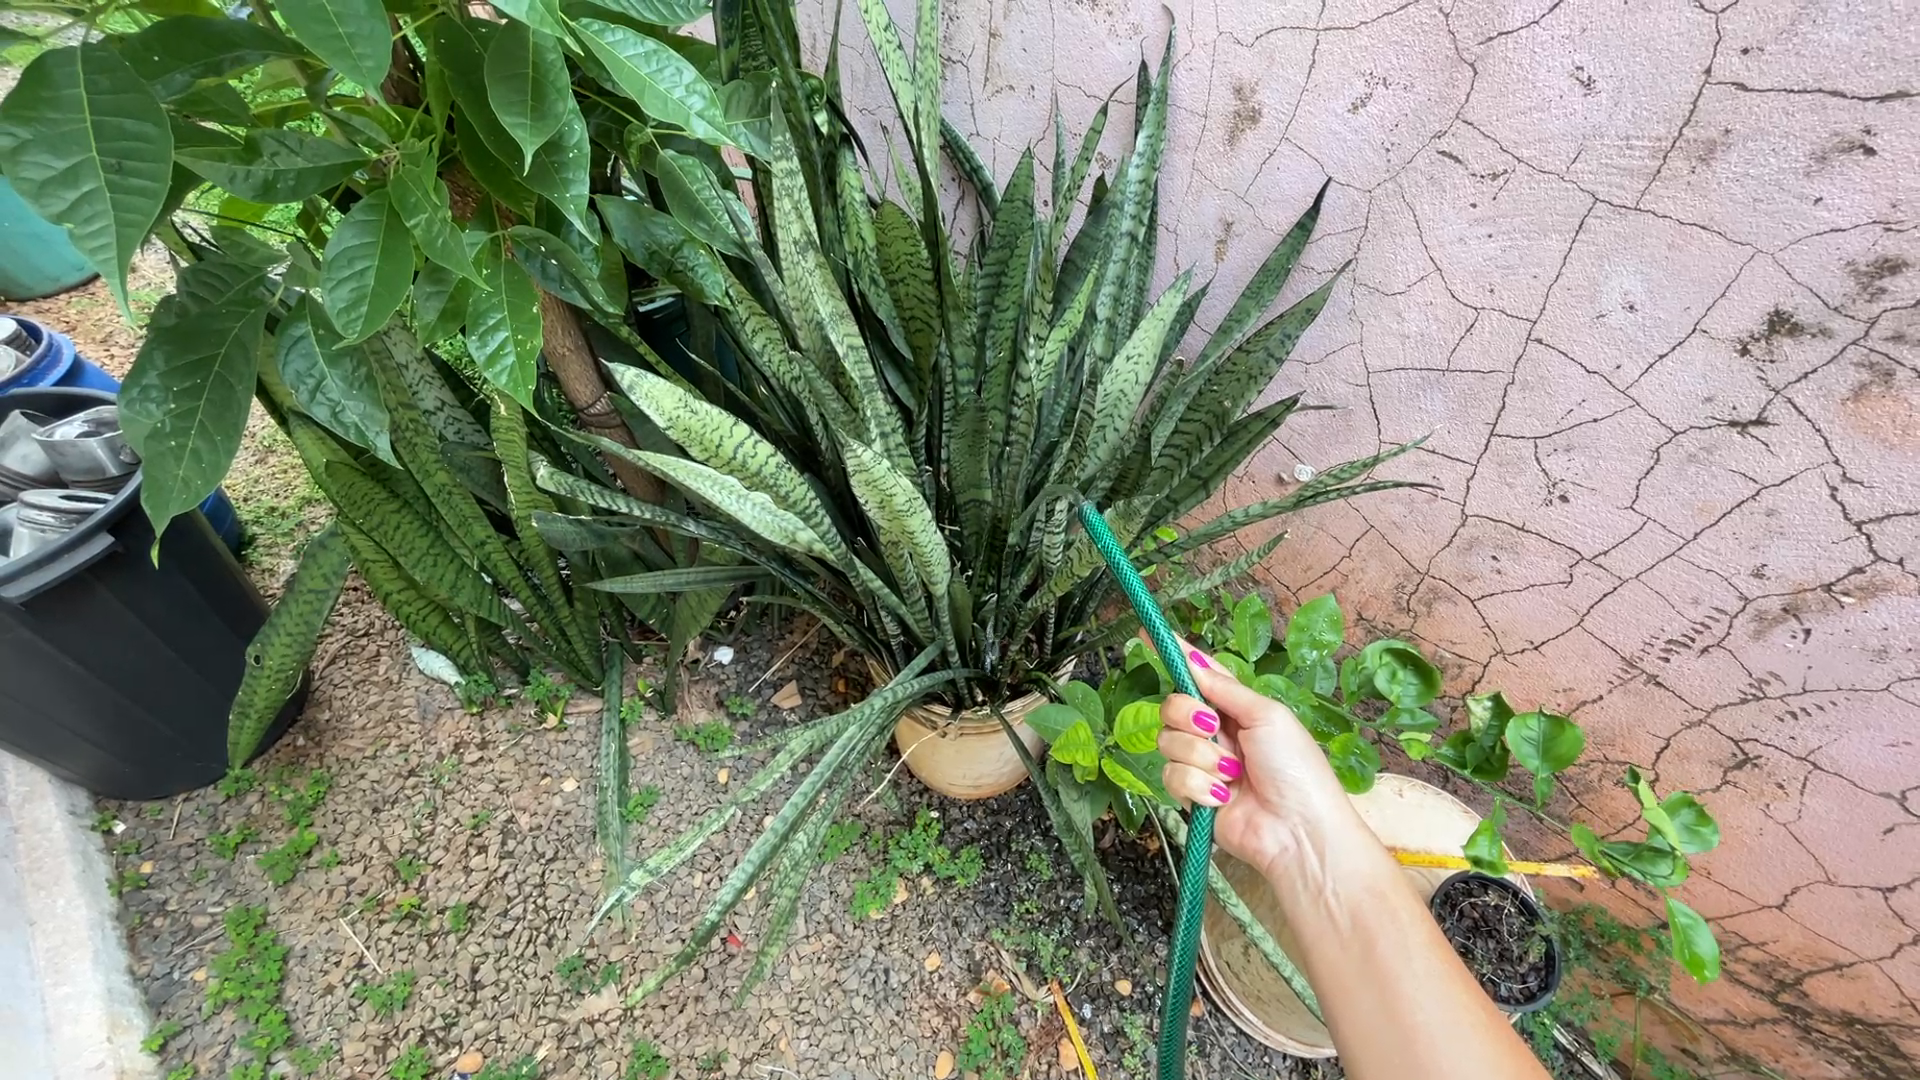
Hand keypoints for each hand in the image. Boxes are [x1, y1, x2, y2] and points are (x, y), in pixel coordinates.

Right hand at [1157, 642, 1361, 877]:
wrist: (1299, 832)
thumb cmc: (1296, 769)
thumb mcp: (1267, 716)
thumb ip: (1224, 688)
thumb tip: (1193, 659)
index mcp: (1235, 709)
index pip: (1199, 675)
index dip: (1175, 655)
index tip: (1147, 634)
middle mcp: (1214, 733)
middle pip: (1172, 706)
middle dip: (1188, 715)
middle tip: (1214, 728)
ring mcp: (1201, 764)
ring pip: (1168, 741)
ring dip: (1200, 756)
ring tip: (1230, 773)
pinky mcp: (1191, 794)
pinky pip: (1172, 776)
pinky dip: (1197, 785)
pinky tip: (1221, 797)